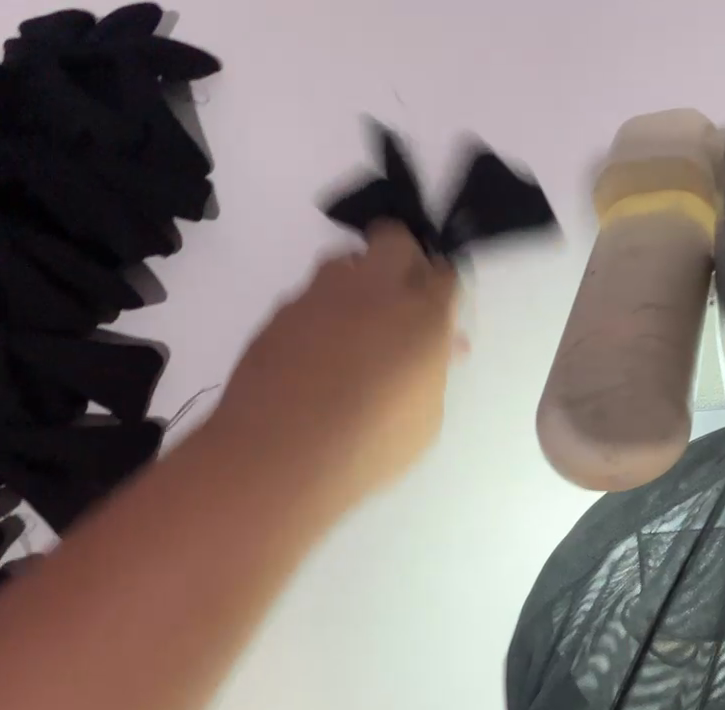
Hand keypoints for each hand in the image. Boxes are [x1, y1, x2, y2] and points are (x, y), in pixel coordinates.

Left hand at [211, 222, 459, 499]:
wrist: (281, 453)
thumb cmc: (372, 445)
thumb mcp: (425, 417)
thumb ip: (432, 372)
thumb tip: (436, 350)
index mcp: (422, 315)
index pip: (445, 274)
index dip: (444, 289)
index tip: (443, 311)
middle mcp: (372, 291)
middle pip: (395, 241)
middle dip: (405, 260)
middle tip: (405, 301)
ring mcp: (319, 296)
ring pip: (346, 263)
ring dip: (360, 285)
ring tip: (360, 330)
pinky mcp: (280, 313)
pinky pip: (311, 298)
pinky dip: (323, 316)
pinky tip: (320, 356)